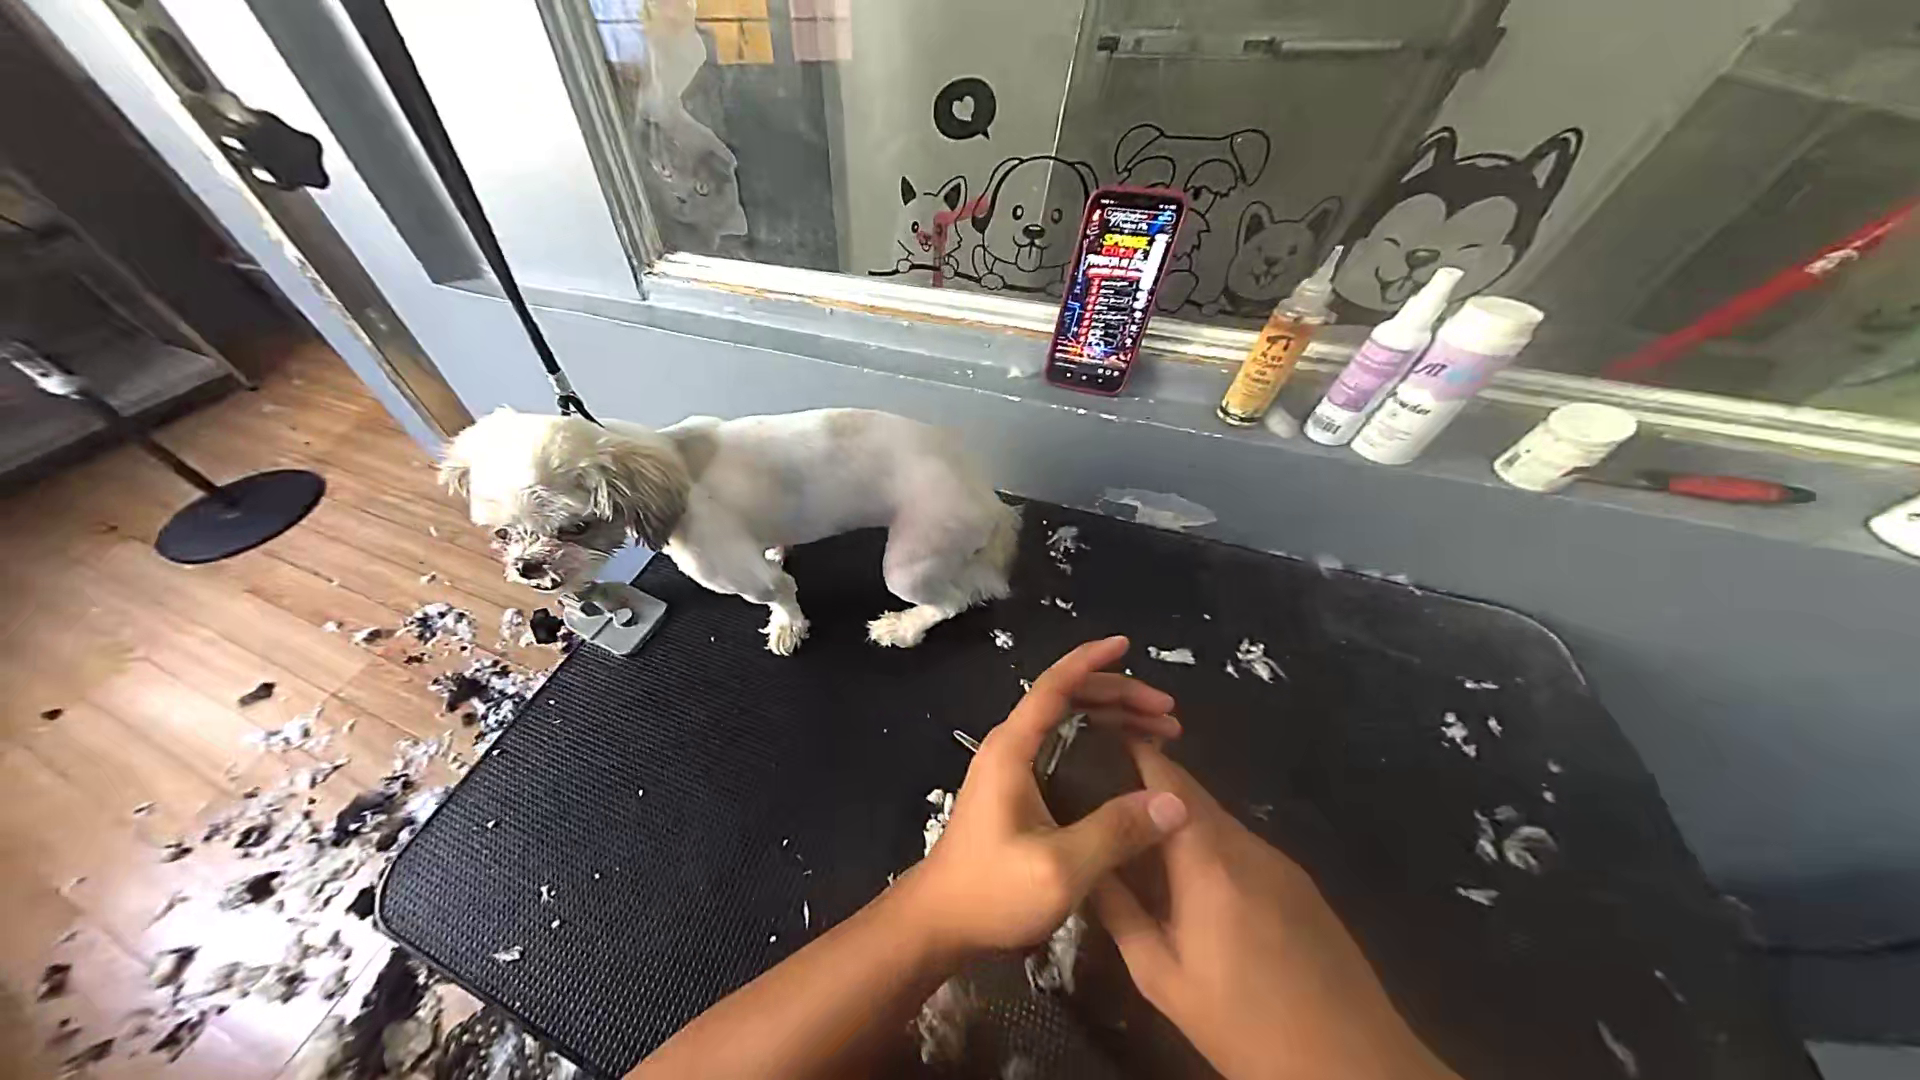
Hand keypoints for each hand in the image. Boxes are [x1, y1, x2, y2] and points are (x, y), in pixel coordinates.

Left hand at [897, 636, 1188, 956]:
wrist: (941, 920)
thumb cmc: (992, 890)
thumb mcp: (1060, 868)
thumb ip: (1115, 832)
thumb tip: (1173, 801)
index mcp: (1013, 747)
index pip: (1054, 686)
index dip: (1089, 660)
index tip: (1125, 643)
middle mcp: (1010, 745)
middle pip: (1066, 699)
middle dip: (1117, 695)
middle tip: (1168, 713)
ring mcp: (1012, 765)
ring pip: (1067, 721)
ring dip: (1111, 717)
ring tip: (1160, 730)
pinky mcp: (1018, 786)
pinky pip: (1062, 744)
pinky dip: (1097, 739)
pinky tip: (1125, 756)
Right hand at [1093, 745, 1460, 1079]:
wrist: (1358, 1068)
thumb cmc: (1248, 1028)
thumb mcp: (1164, 978)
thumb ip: (1119, 913)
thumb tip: (1088, 866)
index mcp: (1207, 862)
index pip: (1167, 781)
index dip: (1135, 752)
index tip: (1103, 743)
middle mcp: (1244, 844)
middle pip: (1190, 791)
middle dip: (1148, 782)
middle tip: (1110, 795)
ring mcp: (1276, 858)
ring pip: (1215, 817)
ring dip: (1177, 818)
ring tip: (1143, 842)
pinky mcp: (1298, 878)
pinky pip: (1240, 842)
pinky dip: (1208, 842)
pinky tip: (1196, 882)